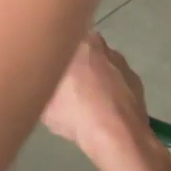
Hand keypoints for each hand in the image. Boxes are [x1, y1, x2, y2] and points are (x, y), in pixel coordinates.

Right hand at [43, 32, 167, 170]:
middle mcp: (99, 44)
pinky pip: (116, 79)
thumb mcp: (42, 101)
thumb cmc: (75, 112)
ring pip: (100, 62)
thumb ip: (38, 83)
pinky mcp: (136, 81)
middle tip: (63, 78)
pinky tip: (104, 108)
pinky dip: (110, 88)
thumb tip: (34, 81)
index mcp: (74, 41)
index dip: (53, 44)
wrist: (118, 138)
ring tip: (85, 98)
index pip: (61, 32)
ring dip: (93, 74)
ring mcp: (120, 63)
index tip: (47, 57)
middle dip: (73, 58)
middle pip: (81, 46)